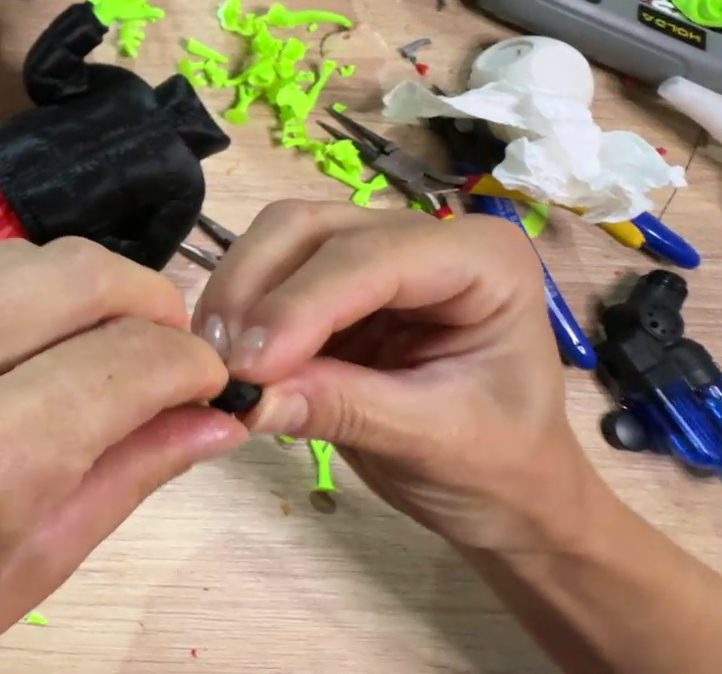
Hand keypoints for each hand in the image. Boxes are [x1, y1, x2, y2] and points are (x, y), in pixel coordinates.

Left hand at [0, 238, 246, 673]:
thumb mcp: (38, 567)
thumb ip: (133, 472)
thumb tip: (220, 415)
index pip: (124, 362)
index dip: (189, 361)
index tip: (213, 379)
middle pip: (76, 274)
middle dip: (149, 297)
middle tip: (171, 345)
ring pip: (24, 256)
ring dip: (87, 285)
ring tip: (109, 337)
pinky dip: (23, 289)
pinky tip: (36, 333)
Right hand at [194, 201, 604, 553]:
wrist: (503, 493)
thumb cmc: (499, 468)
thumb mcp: (437, 443)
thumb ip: (344, 408)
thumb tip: (248, 396)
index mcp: (480, 260)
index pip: (371, 259)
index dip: (301, 306)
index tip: (248, 367)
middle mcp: (417, 235)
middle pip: (306, 228)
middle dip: (254, 289)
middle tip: (221, 360)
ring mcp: (365, 249)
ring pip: (272, 239)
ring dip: (234, 296)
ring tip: (218, 359)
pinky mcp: (322, 277)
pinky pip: (260, 271)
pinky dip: (233, 309)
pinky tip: (223, 353)